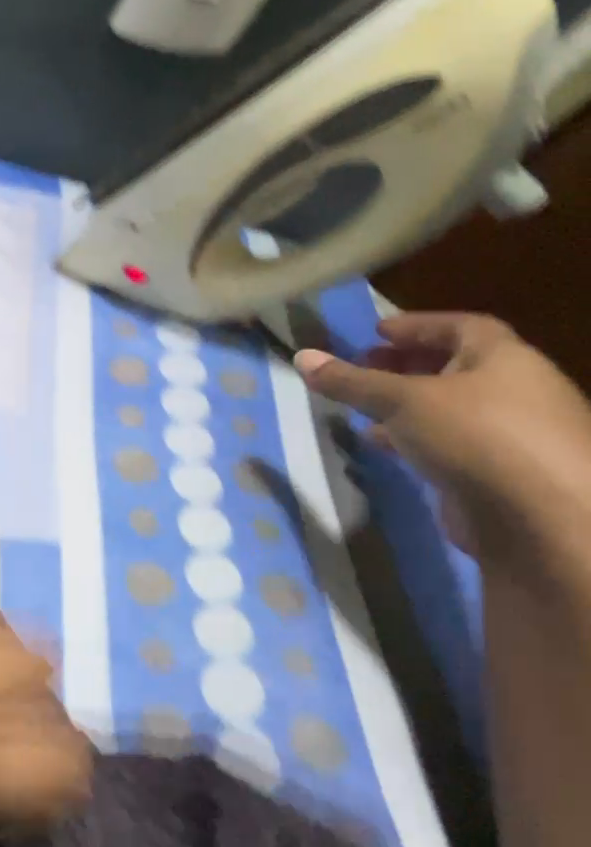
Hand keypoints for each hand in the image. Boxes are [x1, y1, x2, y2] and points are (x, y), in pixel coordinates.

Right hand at [295, 312, 590, 555]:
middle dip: (407, 365)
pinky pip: (453, 441)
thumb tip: (302, 357)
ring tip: (362, 408)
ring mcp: (514, 434)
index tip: (375, 332)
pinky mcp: (502, 470)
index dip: (418, 326)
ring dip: (407, 404)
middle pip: (457, 366)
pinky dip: (416, 437)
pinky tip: (384, 445)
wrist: (544, 520)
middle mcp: (518, 391)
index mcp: (507, 360)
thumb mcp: (401, 401)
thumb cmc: (476, 437)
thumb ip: (351, 381)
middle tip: (362, 368)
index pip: (463, 327)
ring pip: (451, 407)